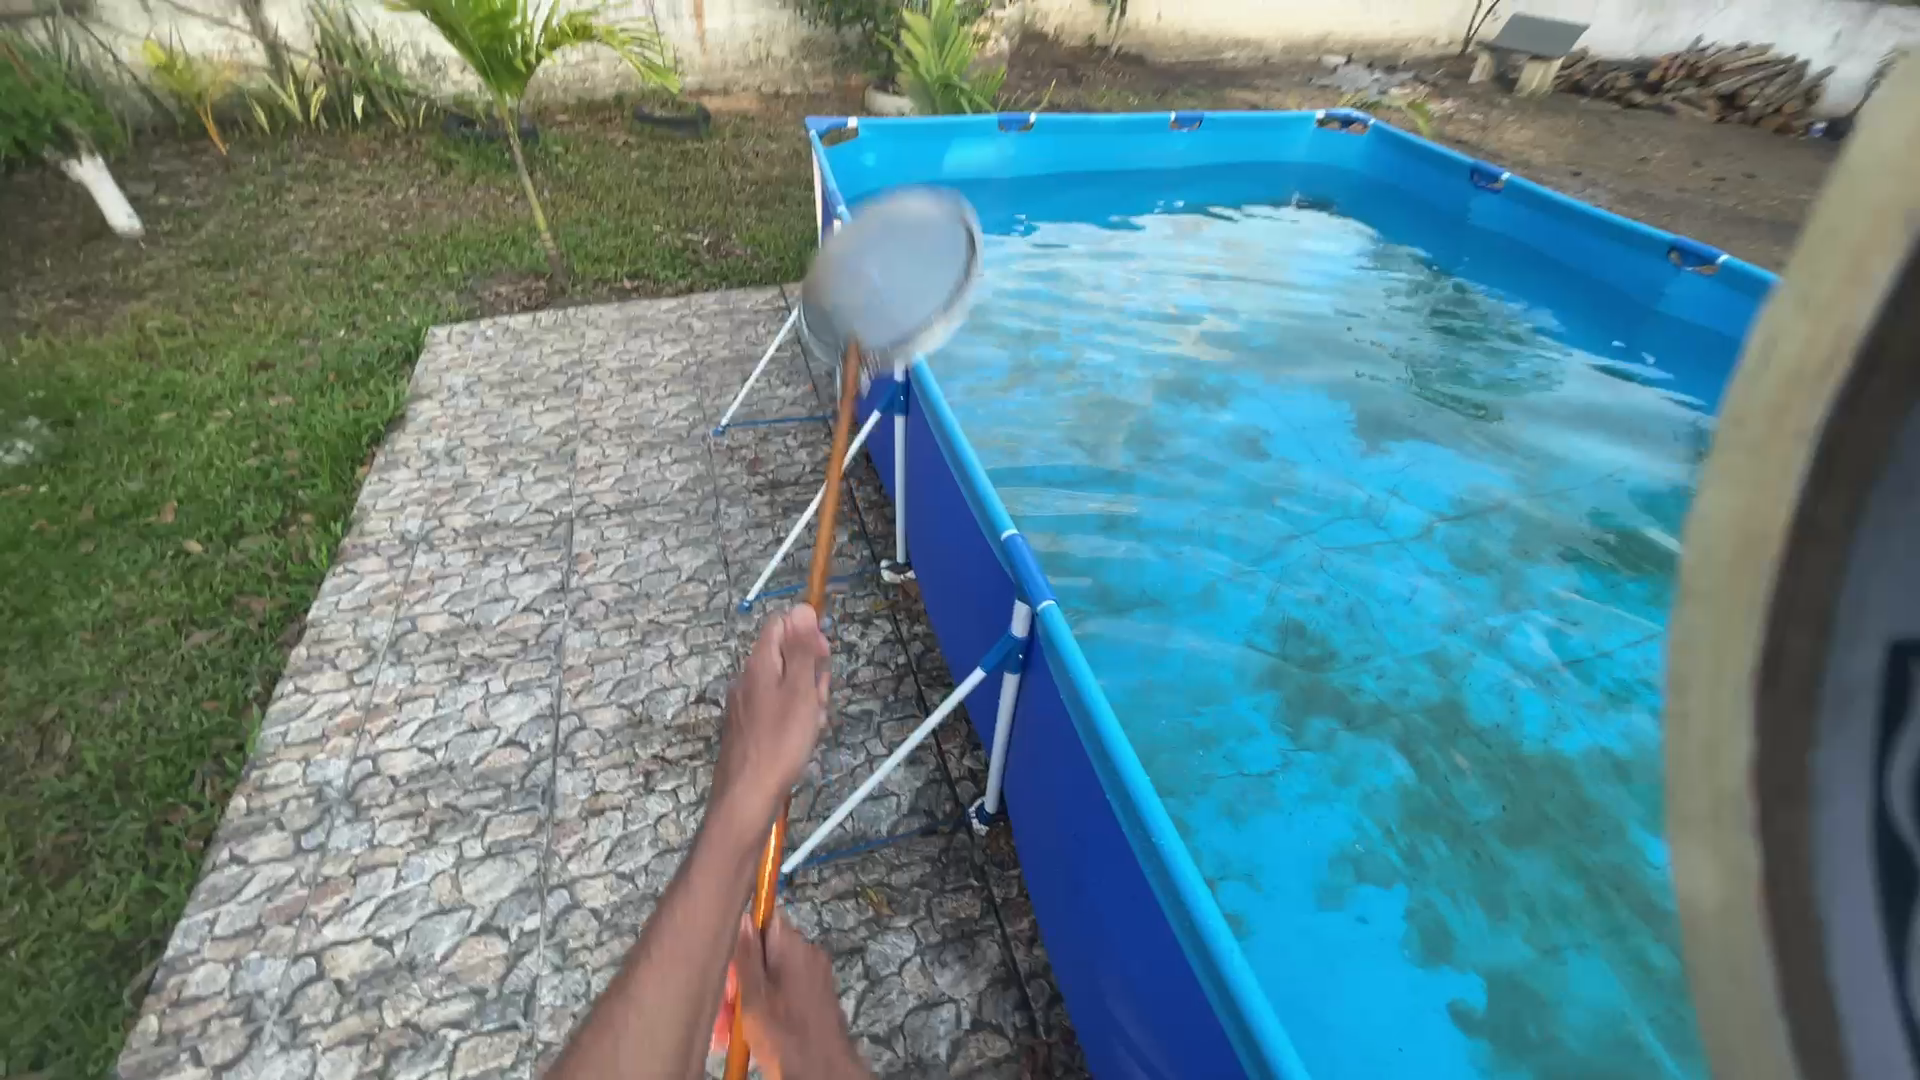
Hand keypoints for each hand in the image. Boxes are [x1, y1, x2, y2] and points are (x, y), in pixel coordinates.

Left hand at [714, 604, 830, 819]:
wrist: (748, 796)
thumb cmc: (780, 741)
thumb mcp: (800, 688)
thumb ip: (801, 647)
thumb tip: (802, 606)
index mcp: (759, 663)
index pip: (781, 623)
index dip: (806, 631)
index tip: (823, 655)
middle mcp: (748, 677)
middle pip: (786, 654)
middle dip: (811, 669)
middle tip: (819, 696)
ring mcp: (746, 703)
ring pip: (786, 683)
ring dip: (807, 696)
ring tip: (813, 722)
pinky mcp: (749, 726)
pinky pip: (778, 707)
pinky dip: (795, 716)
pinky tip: (803, 737)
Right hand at [729, 912, 869, 1079]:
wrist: (823, 1071)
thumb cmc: (784, 1033)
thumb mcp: (754, 997)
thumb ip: (747, 956)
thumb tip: (744, 916)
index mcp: (793, 944)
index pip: (764, 922)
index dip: (742, 944)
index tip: (729, 974)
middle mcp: (807, 951)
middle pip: (764, 953)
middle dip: (740, 981)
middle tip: (723, 1016)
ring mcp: (815, 972)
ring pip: (772, 976)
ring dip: (749, 999)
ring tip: (729, 1034)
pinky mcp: (818, 993)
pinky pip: (786, 990)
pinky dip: (767, 1006)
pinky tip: (750, 1035)